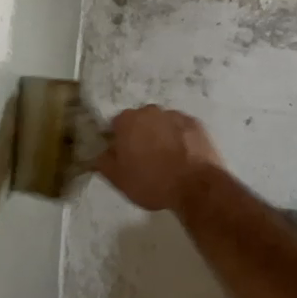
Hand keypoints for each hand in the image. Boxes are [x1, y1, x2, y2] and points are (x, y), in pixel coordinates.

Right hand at [96, 105, 223, 211]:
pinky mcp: (195, 123)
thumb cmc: (152, 182)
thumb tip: (100, 153)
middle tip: (146, 159)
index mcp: (127, 121)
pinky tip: (185, 157)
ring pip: (162, 124)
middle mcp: (149, 111)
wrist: (196, 186)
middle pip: (141, 121)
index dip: (120, 141)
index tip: (125, 157)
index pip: (117, 125)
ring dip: (162, 136)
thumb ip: (104, 163)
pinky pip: (182, 129)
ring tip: (168, 160)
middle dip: (141, 135)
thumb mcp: (119, 180)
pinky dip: (181, 139)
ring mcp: (174, 115)